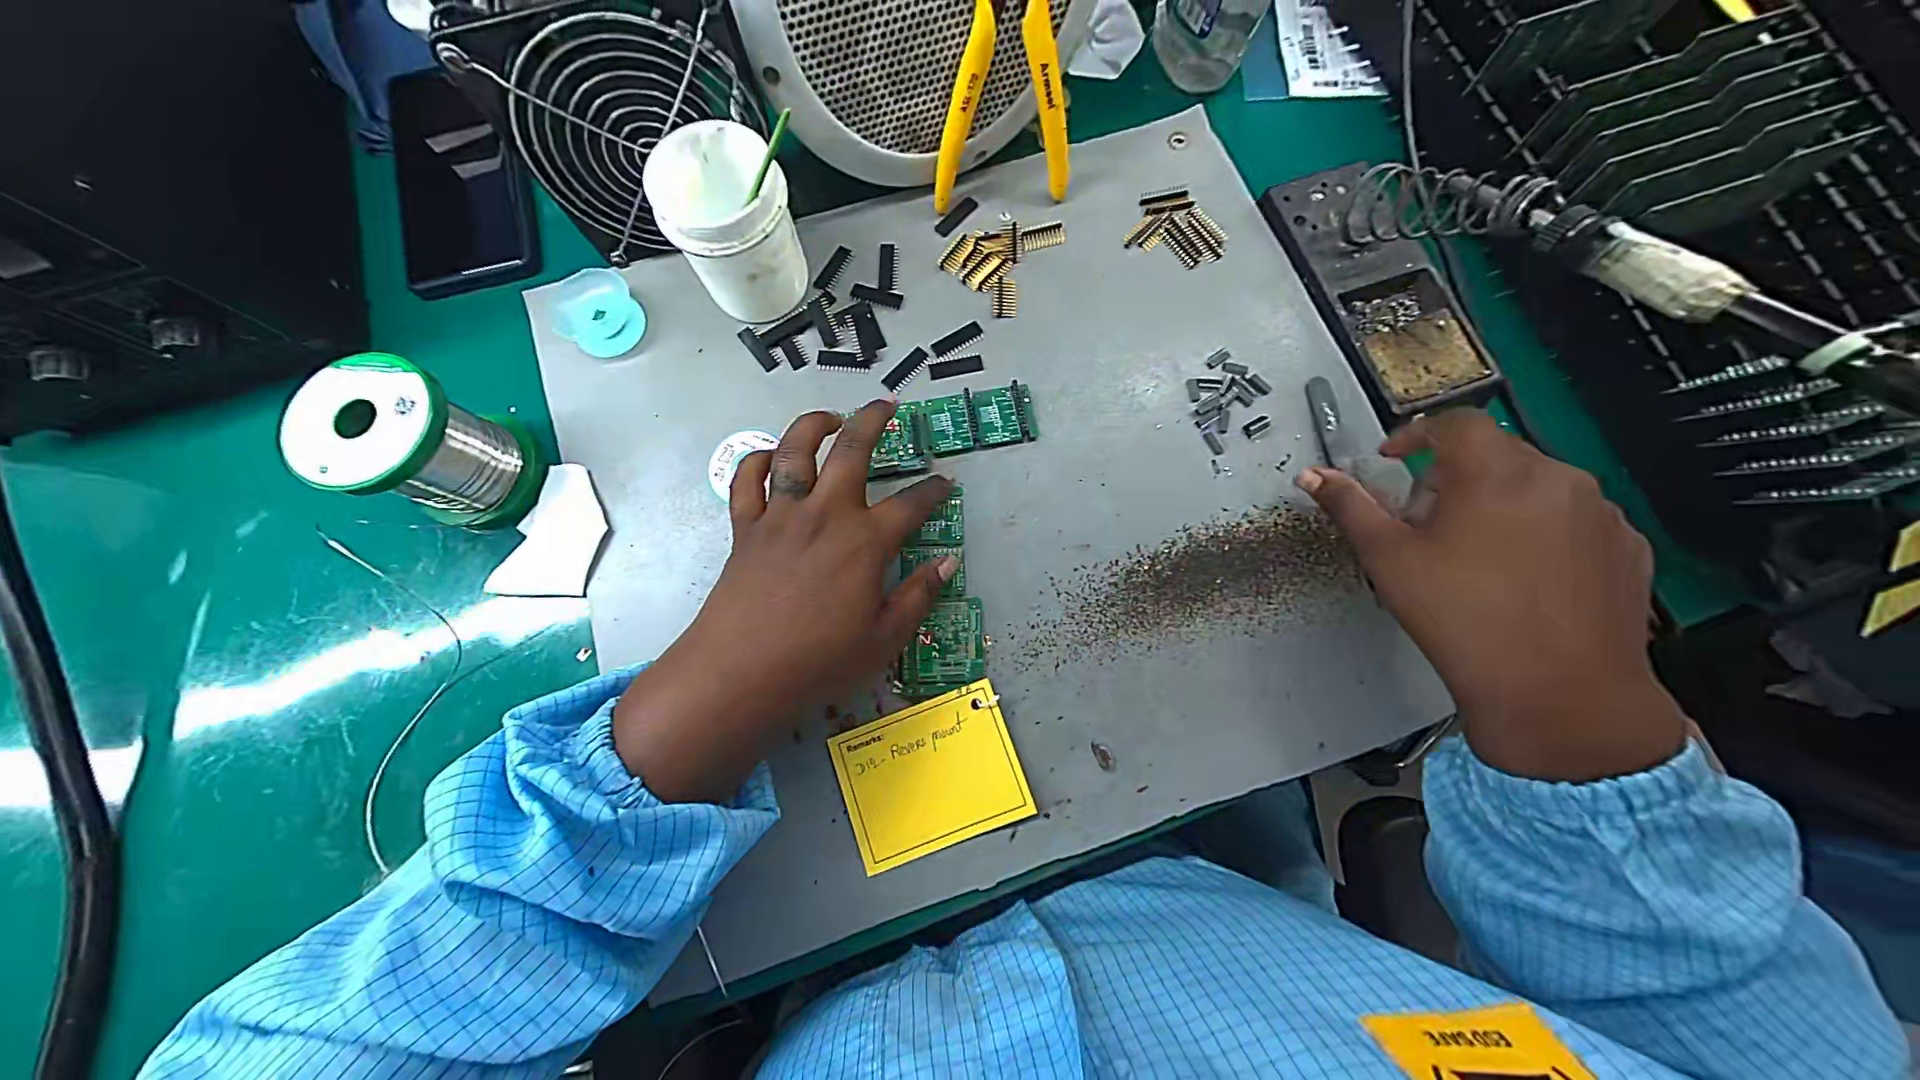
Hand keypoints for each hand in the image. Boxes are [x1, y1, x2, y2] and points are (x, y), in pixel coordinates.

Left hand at [613, 401, 957, 801]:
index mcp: (865, 543)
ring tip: (830, 418)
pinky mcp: (746, 528)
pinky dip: (758, 461)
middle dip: (873, 421)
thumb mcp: (884, 639)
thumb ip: (918, 596)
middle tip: (887, 406)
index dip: (933, 491)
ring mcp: (781, 517)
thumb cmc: (819, 662)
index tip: (945, 483)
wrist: (740, 673)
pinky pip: (747, 481)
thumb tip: (947, 562)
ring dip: (814, 425)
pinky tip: (770, 456)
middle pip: (852, 451)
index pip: (911, 505)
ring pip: (796, 452)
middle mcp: (825, 515)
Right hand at [1298, 410, 1685, 780]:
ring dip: (1496, 502)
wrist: (1557, 691)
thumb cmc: (1458, 616)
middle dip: (1451, 476)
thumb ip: (1349, 506)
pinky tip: (1519, 577)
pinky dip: (1540, 530)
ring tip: (1473, 556)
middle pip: (1494, 454)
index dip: (1416, 434)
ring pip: (1535, 486)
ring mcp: (1601, 512)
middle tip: (1424, 522)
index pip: (1455, 423)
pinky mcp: (1627, 547)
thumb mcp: (1388, 558)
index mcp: (1496, 472)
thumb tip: (1313, 476)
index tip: (1392, 458)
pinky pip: (1572, 519)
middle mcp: (1558, 477)